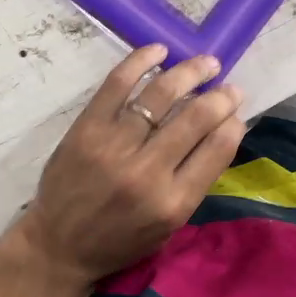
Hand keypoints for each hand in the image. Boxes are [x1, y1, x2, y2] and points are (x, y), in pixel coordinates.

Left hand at [9, 45, 245, 291]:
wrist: (58, 246)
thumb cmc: (120, 240)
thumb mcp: (168, 225)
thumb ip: (194, 180)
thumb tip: (222, 130)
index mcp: (172, 202)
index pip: (216, 149)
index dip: (232, 124)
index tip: (236, 112)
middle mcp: (146, 172)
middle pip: (194, 118)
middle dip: (220, 96)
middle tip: (230, 87)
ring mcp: (114, 146)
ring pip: (160, 95)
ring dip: (189, 72)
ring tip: (206, 63)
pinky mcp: (87, 129)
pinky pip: (117, 84)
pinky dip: (140, 61)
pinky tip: (159, 51)